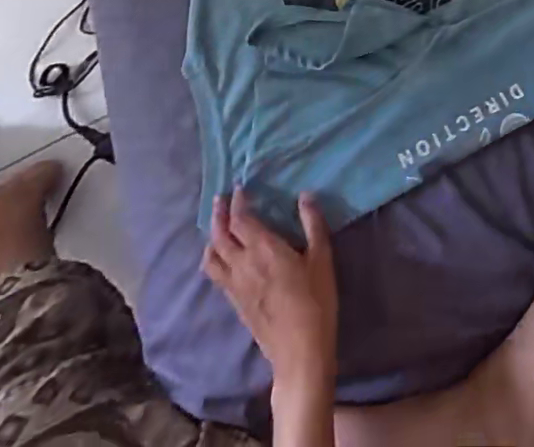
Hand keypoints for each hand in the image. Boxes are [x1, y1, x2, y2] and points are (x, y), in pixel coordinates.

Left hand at [204, 190, 337, 377]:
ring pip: (211, 255)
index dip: (238, 202)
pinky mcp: (233, 300)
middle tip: (222, 199)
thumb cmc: (316, 298)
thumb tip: (305, 196)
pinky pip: (214, 272)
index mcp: (264, 250)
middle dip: (219, 214)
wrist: (298, 346)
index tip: (239, 187)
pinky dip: (213, 256)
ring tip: (218, 225)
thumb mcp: (322, 257)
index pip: (242, 220)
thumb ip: (313, 224)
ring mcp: (234, 285)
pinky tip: (222, 255)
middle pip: (220, 235)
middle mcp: (242, 264)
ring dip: (212, 236)